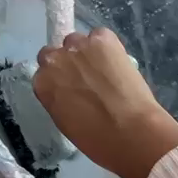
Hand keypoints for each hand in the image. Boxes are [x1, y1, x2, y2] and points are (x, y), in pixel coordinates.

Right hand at [33, 27, 177, 177]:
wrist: (136, 136)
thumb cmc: (101, 142)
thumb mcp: (66, 123)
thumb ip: (57, 99)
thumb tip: (65, 91)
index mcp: (42, 83)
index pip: (44, 72)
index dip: (60, 79)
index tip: (73, 88)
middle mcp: (53, 59)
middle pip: (55, 52)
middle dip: (68, 62)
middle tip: (87, 79)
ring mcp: (77, 46)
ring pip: (77, 42)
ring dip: (87, 53)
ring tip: (107, 71)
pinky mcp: (101, 39)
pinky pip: (100, 36)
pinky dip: (108, 46)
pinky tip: (119, 63)